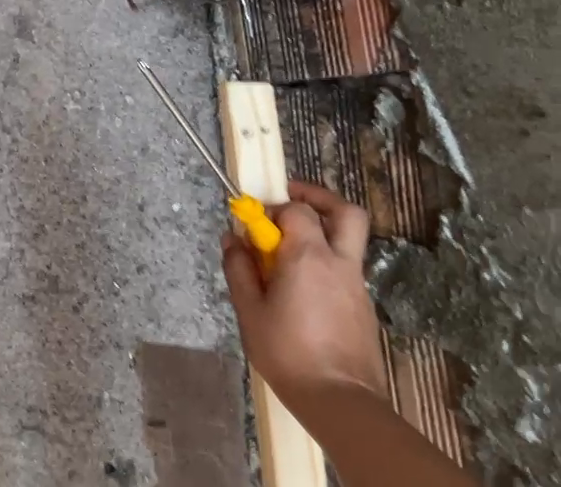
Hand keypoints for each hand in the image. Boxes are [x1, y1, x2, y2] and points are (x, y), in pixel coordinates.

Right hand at [222, 181, 386, 412]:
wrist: (339, 398)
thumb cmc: (285, 349)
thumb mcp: (247, 306)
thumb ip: (239, 267)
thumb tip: (233, 239)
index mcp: (309, 258)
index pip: (297, 210)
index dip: (271, 206)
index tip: (249, 219)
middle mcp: (340, 265)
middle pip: (346, 213)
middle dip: (318, 197)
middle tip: (287, 200)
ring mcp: (357, 286)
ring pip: (347, 240)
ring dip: (318, 232)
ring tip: (282, 251)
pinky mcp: (363, 306)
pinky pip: (343, 268)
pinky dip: (321, 261)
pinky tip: (295, 286)